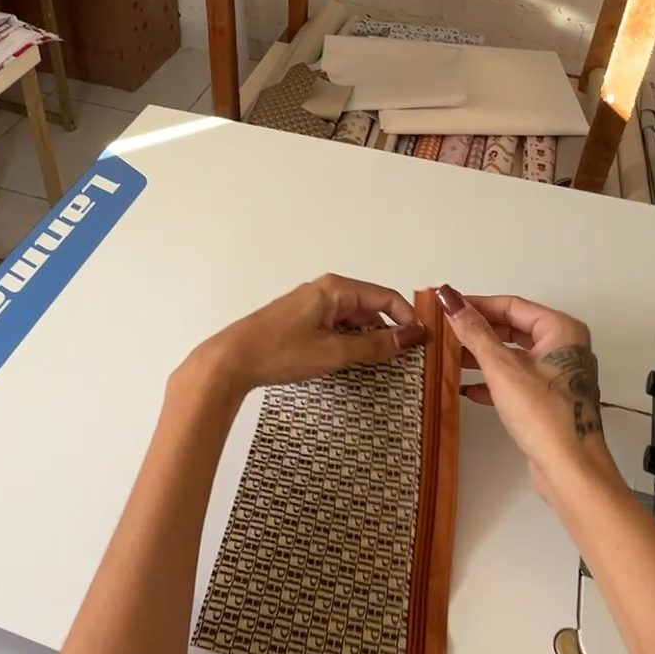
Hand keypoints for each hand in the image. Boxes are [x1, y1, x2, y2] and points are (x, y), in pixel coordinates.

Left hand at [179, 274, 423, 405]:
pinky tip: (351, 362)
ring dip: (368, 338)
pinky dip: (349, 341)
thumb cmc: (279, 351)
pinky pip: (336, 326)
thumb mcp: (334, 352)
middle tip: (407, 358)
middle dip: (389, 330)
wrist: (230, 361)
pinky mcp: (300, 320)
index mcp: (335, 288)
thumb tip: (411, 337)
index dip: (408, 318)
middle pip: (370, 307)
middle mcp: (324, 290)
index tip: (424, 342)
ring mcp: (311, 305)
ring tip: (382, 365)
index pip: (386, 297)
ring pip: (353, 319)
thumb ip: (375, 345)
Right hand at [437, 285, 620, 495]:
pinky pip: (517, 378)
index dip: (476, 304)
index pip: (511, 305)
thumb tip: (450, 298)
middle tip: (446, 330)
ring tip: (451, 357)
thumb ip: (473, 331)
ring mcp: (559, 374)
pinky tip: (468, 388)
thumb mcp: (501, 367)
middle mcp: (564, 346)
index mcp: (561, 330)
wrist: (571, 470)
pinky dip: (493, 380)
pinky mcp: (551, 398)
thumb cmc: (544, 415)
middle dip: (478, 330)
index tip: (447, 305)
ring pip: (513, 354)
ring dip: (483, 355)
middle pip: (513, 327)